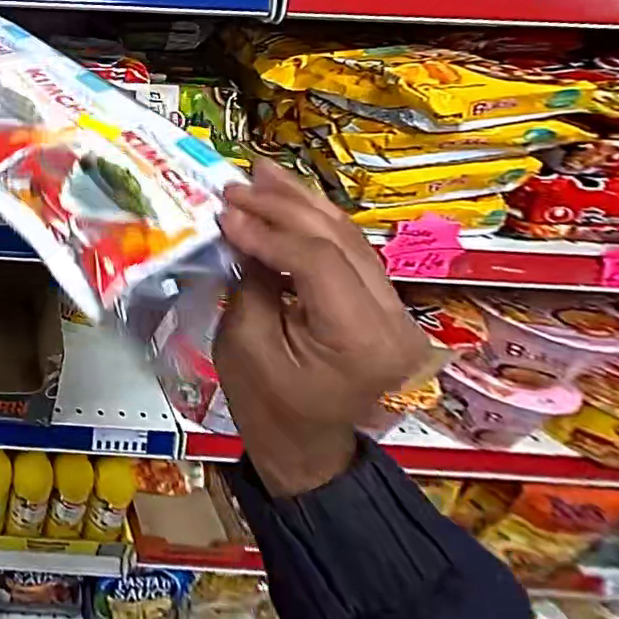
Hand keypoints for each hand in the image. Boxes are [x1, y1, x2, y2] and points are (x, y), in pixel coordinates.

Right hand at [214, 158, 434, 495]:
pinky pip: (349, 250)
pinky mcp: (383, 302)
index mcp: (362, 341)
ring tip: (262, 172)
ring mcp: (395, 309)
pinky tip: (286, 196)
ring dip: (301, 201)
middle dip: (282, 206)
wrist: (304, 446)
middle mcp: (392, 319)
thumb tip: (241, 225)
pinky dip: (314, 220)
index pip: (317, 261)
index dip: (267, 229)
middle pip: (338, 240)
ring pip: (349, 236)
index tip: (223, 212)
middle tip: (236, 185)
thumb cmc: (266, 405)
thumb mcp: (245, 341)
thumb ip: (251, 278)